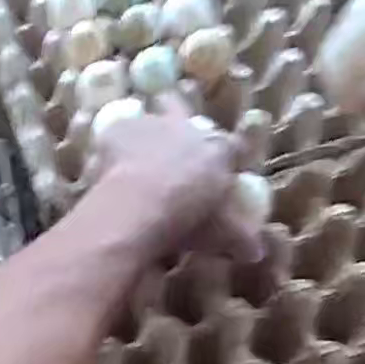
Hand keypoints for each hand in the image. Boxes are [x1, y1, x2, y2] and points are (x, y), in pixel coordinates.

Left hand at [84, 94, 262, 263]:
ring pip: (150, 113)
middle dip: (179, 117)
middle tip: (171, 140)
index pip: (233, 146)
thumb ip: (239, 239)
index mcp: (219, 148)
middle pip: (185, 109)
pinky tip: (108, 167)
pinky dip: (114, 147)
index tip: (223, 170)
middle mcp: (188, 127)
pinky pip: (117, 131)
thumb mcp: (220, 233)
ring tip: (136, 152)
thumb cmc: (188, 218)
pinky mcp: (119, 129)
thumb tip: (255, 254)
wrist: (142, 204)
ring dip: (145, 130)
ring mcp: (153, 124)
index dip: (228, 157)